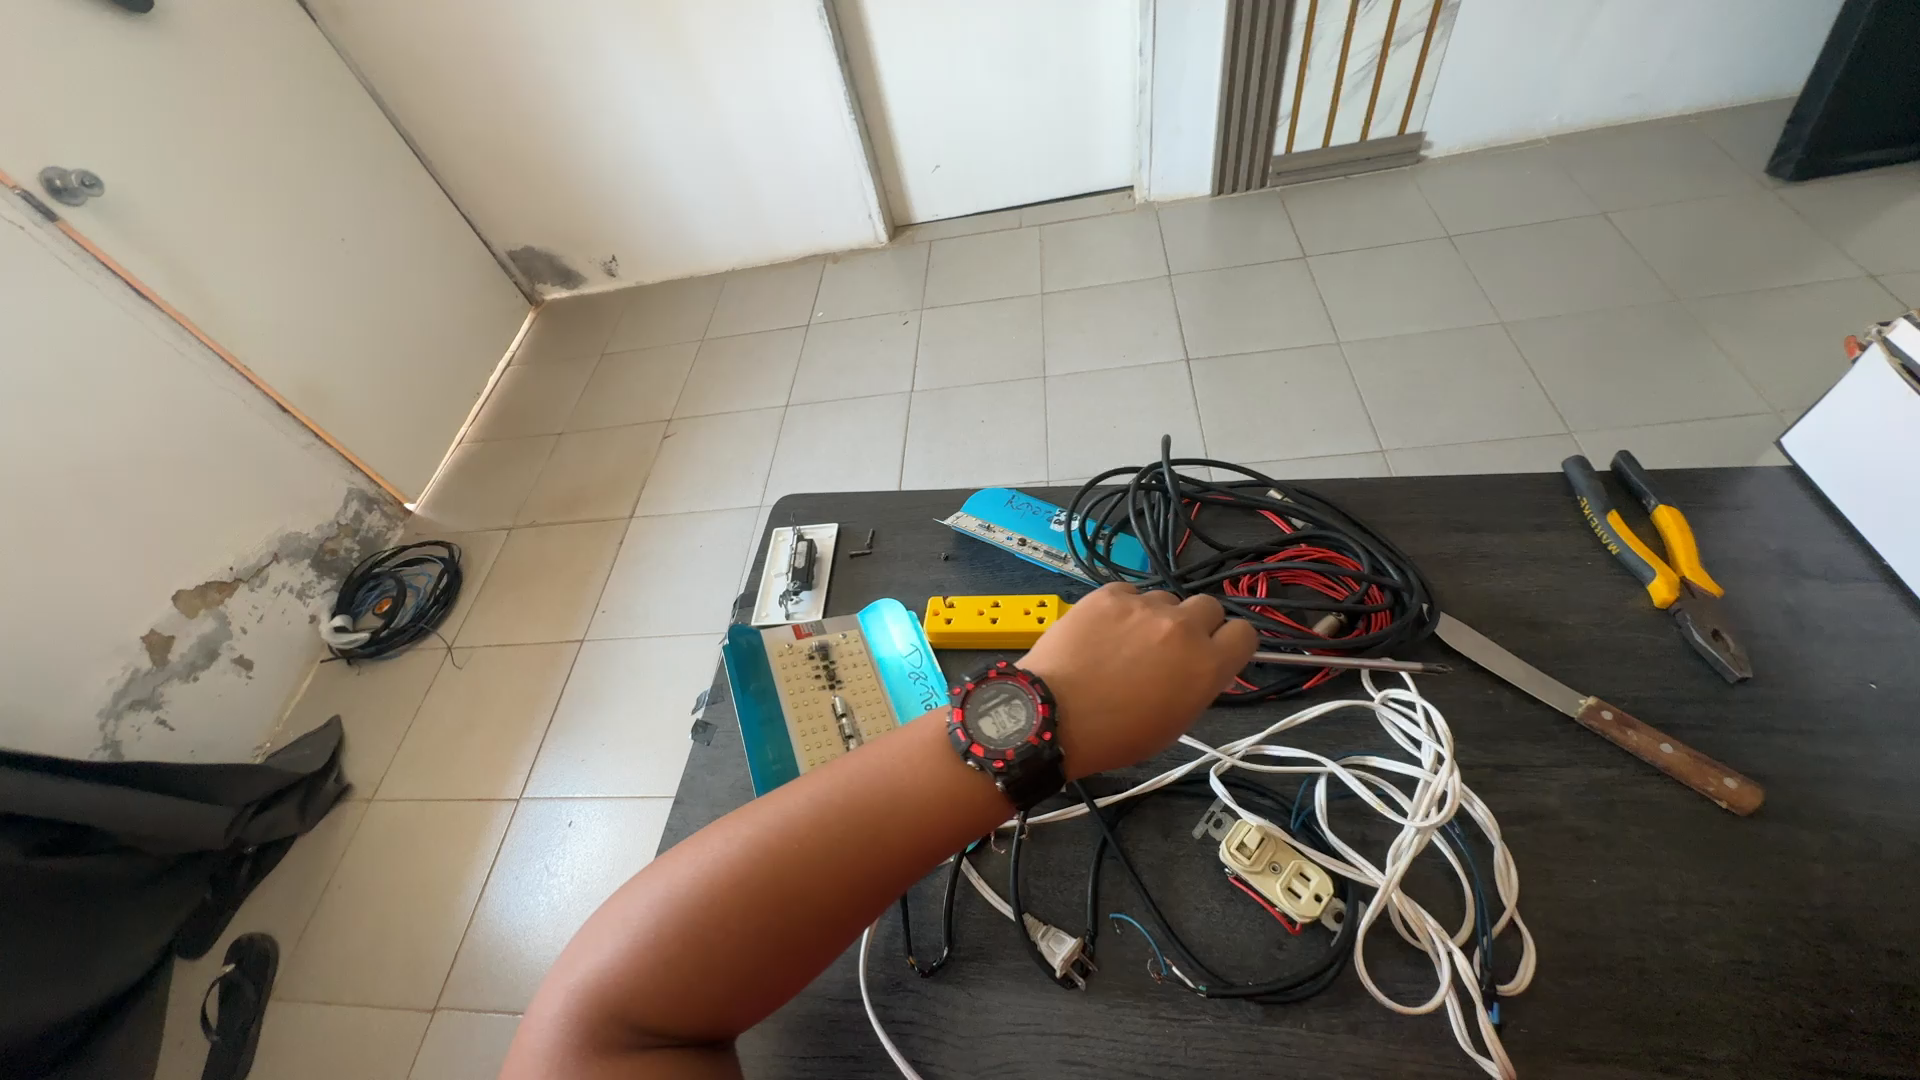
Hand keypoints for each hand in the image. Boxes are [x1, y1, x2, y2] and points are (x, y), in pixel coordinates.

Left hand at [1018, 583, 1256, 779]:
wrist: (1052, 715)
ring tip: (1127, 641)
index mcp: (1207, 665)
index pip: (1244, 633)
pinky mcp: (1108, 594)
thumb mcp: (1174, 723)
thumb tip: (1198, 664)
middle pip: (1208, 607)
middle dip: (1196, 625)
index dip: (1229, 644)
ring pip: (1165, 600)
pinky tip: (1103, 631)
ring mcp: (1143, 606)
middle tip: (1170, 646)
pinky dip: (1121, 609)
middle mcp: (1182, 627)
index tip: (1214, 652)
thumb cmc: (1116, 734)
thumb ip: (1197, 684)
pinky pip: (1128, 594)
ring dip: (1155, 617)